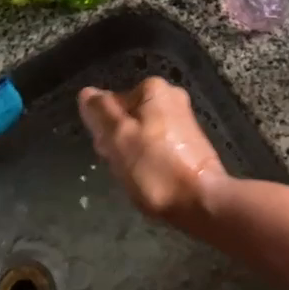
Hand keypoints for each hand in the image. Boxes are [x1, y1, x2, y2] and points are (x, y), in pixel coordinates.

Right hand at [77, 78, 227, 224]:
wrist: (202, 201)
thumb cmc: (155, 168)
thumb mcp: (119, 137)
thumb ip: (100, 111)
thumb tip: (86, 93)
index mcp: (154, 88)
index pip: (110, 104)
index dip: (103, 129)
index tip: (107, 151)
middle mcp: (171, 96)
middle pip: (127, 117)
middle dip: (118, 141)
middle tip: (121, 166)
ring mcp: (183, 119)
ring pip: (141, 133)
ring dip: (132, 153)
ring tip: (136, 177)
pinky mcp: (190, 142)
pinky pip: (157, 145)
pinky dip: (150, 159)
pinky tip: (151, 179)